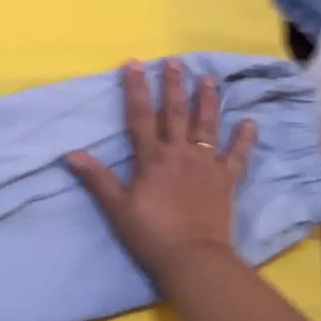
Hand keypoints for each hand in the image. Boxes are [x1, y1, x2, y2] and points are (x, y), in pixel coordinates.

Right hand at [65, 60, 256, 280]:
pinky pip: (237, 156)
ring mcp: (205, 166)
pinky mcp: (225, 181)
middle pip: (174, 113)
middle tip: (174, 61)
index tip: (134, 64)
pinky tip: (250, 122)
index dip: (135, 89)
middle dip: (173, 85)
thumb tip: (70, 153)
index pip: (139, 116)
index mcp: (151, 158)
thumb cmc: (151, 233)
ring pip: (206, 126)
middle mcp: (179, 153)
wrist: (194, 259)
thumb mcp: (117, 207)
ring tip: (207, 79)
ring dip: (206, 101)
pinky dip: (244, 139)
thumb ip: (96, 178)